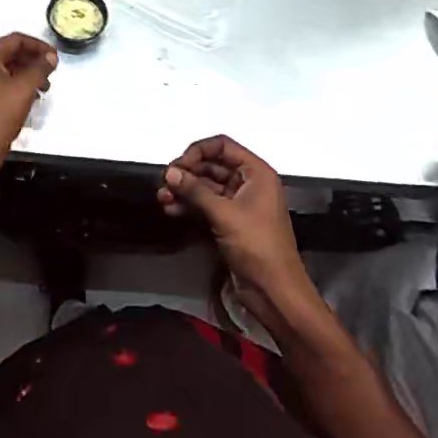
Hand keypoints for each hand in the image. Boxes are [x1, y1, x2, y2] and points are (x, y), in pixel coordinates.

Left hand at [0, 33, 56, 169]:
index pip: (13, 40)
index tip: (53, 55)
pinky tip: (28, 97)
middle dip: (32, 61)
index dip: (37, 45)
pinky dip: (15, 85)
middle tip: (50, 71)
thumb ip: (40, 69)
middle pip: (7, 53)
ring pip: (4, 69)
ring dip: (25, 75)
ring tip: (43, 87)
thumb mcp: (24, 89)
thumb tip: (50, 57)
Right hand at [157, 136, 311, 319]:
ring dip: (184, 190)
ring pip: (205, 185)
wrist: (275, 291)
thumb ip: (194, 189)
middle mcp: (248, 183)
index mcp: (257, 174)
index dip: (198, 151)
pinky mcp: (230, 221)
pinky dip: (188, 205)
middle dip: (186, 172)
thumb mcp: (224, 213)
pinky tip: (171, 210)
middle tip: (165, 182)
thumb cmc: (257, 245)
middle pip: (211, 164)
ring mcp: (239, 203)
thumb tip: (168, 172)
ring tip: (162, 198)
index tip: (178, 166)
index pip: (222, 146)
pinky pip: (205, 203)